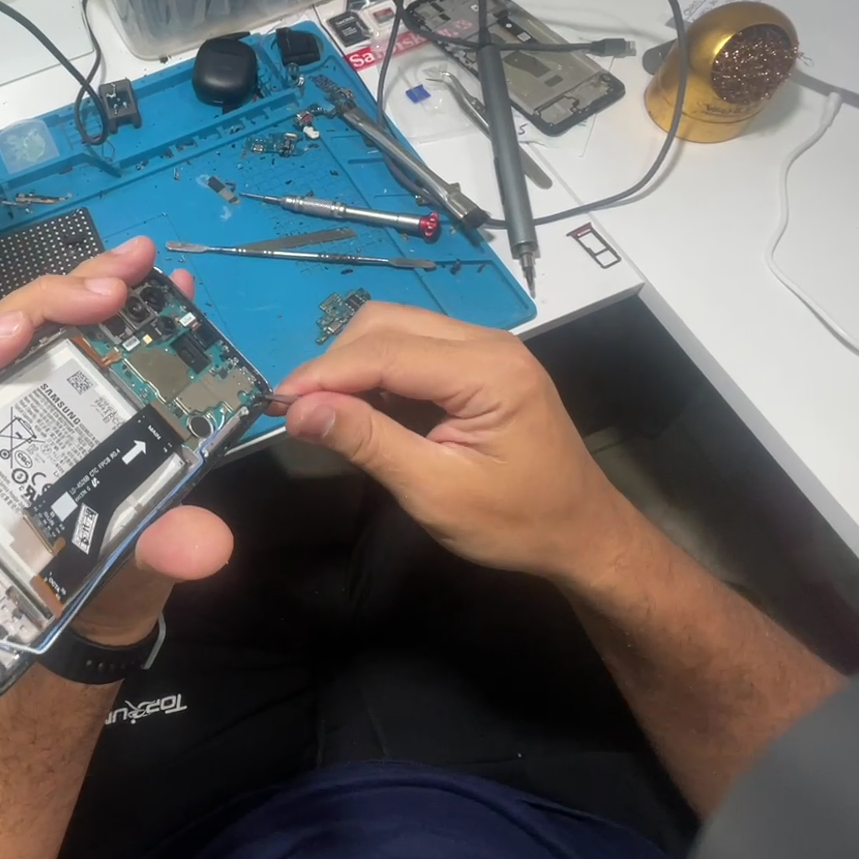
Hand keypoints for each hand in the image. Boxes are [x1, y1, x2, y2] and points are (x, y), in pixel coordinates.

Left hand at [0, 236, 231, 648]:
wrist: (106, 596)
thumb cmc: (80, 588)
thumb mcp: (107, 577)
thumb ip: (147, 555)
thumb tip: (205, 543)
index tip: (16, 333)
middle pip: (3, 337)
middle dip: (54, 301)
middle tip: (115, 285)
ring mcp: (36, 394)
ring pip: (48, 324)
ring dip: (93, 287)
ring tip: (144, 265)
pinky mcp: (78, 390)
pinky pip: (92, 336)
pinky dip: (127, 309)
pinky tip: (166, 285)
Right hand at [273, 302, 637, 580]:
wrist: (582, 534)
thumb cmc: (516, 523)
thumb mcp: (435, 491)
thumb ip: (368, 442)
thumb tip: (299, 410)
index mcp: (488, 371)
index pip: (384, 352)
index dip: (323, 373)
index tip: (277, 402)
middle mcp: (487, 342)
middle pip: (386, 324)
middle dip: (335, 362)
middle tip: (300, 410)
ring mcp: (484, 348)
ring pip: (394, 328)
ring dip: (351, 362)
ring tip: (324, 408)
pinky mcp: (476, 362)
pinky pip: (410, 346)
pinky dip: (373, 369)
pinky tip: (360, 404)